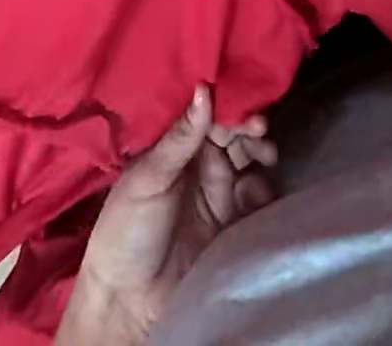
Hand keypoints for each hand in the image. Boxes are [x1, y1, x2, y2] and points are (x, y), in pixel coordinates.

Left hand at [56, 86, 276, 345]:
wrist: (127, 303)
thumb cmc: (126, 229)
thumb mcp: (148, 178)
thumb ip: (180, 137)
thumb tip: (204, 87)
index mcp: (177, 148)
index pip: (209, 116)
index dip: (228, 107)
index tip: (244, 106)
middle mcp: (201, 164)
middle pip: (234, 134)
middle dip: (250, 126)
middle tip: (260, 129)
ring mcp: (219, 193)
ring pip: (249, 160)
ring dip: (261, 152)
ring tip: (265, 156)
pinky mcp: (232, 223)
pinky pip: (256, 198)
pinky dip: (263, 190)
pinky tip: (257, 194)